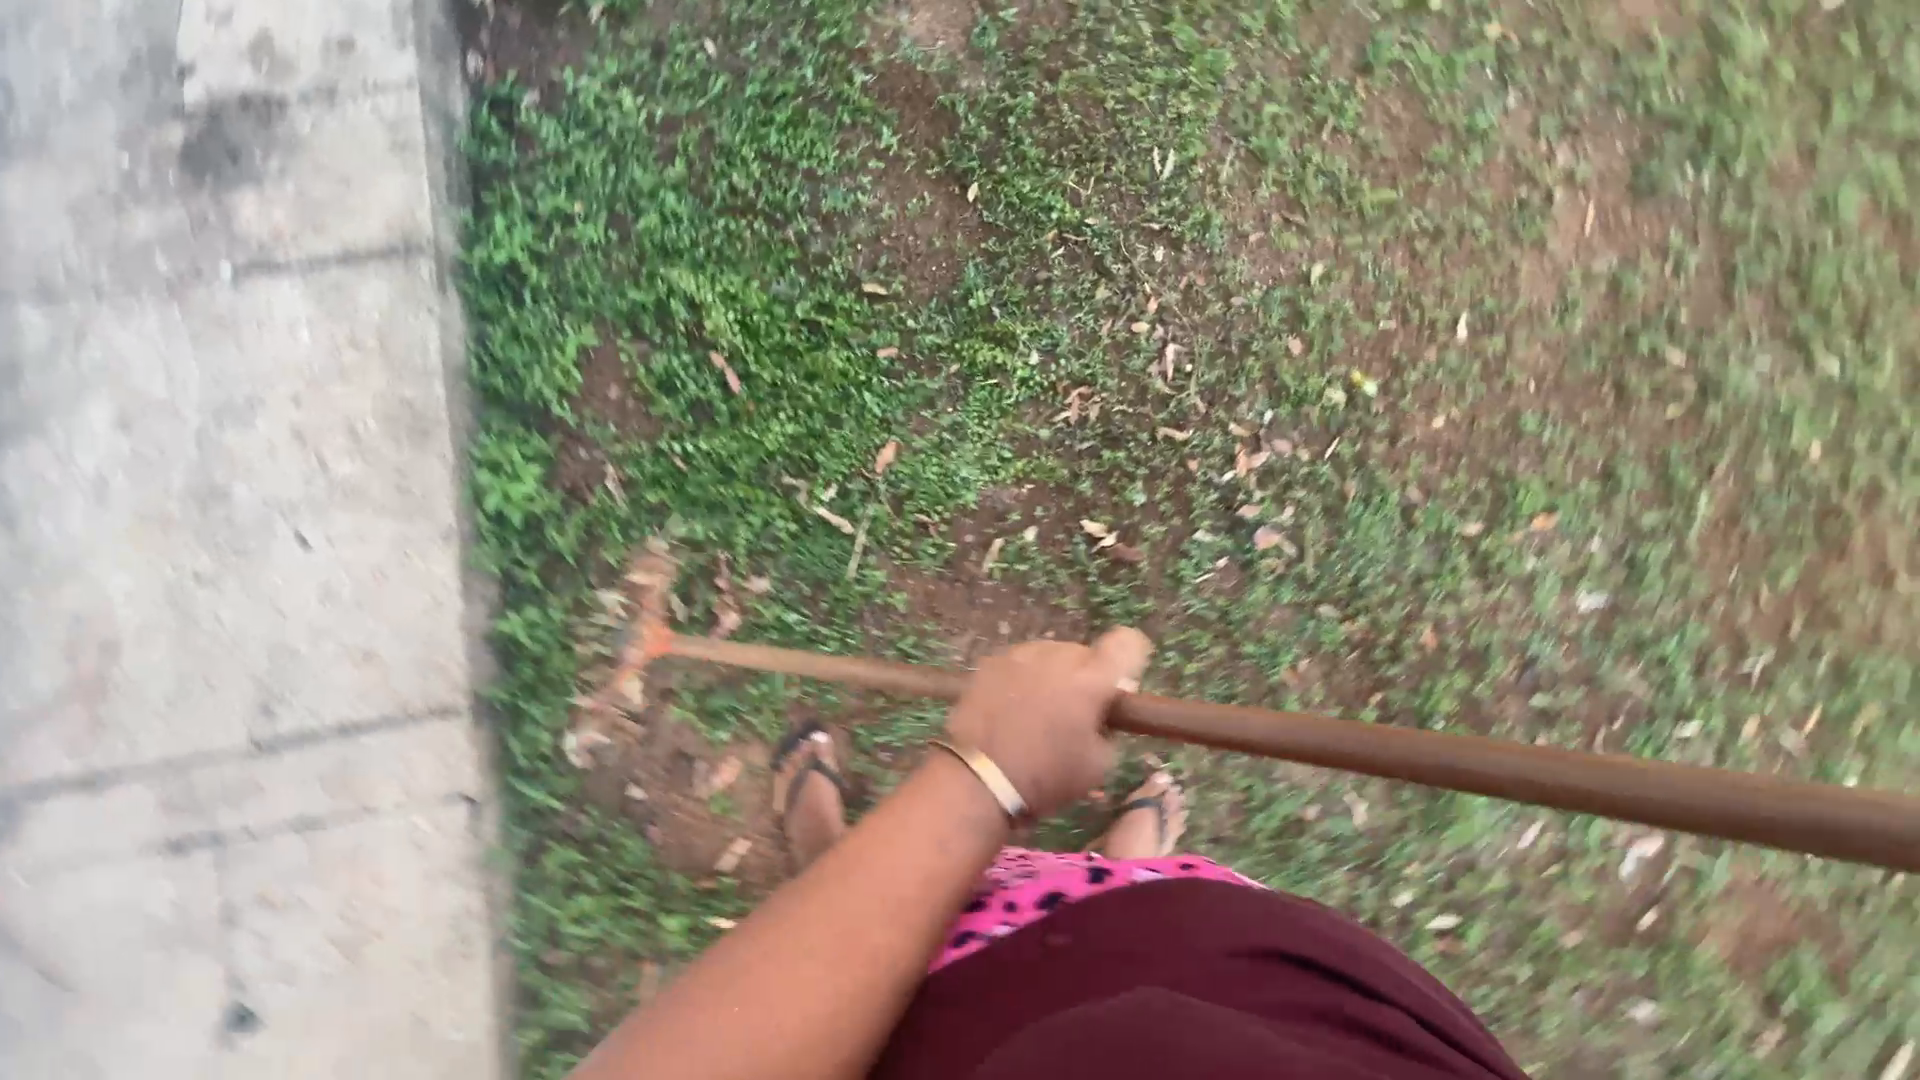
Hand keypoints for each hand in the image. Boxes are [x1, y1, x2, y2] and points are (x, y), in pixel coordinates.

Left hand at [943, 628, 1152, 818]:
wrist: (978, 778)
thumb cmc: (1046, 776)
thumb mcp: (1098, 765)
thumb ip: (1110, 728)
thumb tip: (1103, 713)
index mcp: (1090, 679)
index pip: (1127, 642)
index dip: (1130, 658)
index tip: (1121, 683)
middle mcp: (1056, 655)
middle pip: (1085, 652)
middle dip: (1087, 676)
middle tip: (1077, 710)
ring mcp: (1020, 655)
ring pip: (1051, 655)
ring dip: (1054, 674)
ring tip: (1040, 710)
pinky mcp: (991, 661)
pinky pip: (1021, 662)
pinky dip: (1024, 678)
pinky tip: (1012, 707)